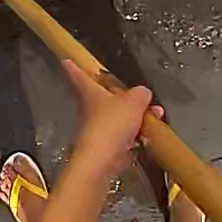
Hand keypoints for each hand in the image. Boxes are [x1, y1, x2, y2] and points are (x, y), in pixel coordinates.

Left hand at [59, 60, 158, 182]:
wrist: (102, 161)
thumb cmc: (112, 124)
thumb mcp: (133, 102)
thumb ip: (140, 94)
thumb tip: (142, 93)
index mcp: (90, 93)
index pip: (78, 75)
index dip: (73, 67)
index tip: (66, 61)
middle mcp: (89, 109)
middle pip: (101, 97)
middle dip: (119, 95)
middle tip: (135, 93)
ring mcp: (96, 129)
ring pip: (116, 116)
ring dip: (134, 115)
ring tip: (155, 114)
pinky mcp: (105, 147)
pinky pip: (123, 135)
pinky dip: (136, 133)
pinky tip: (150, 134)